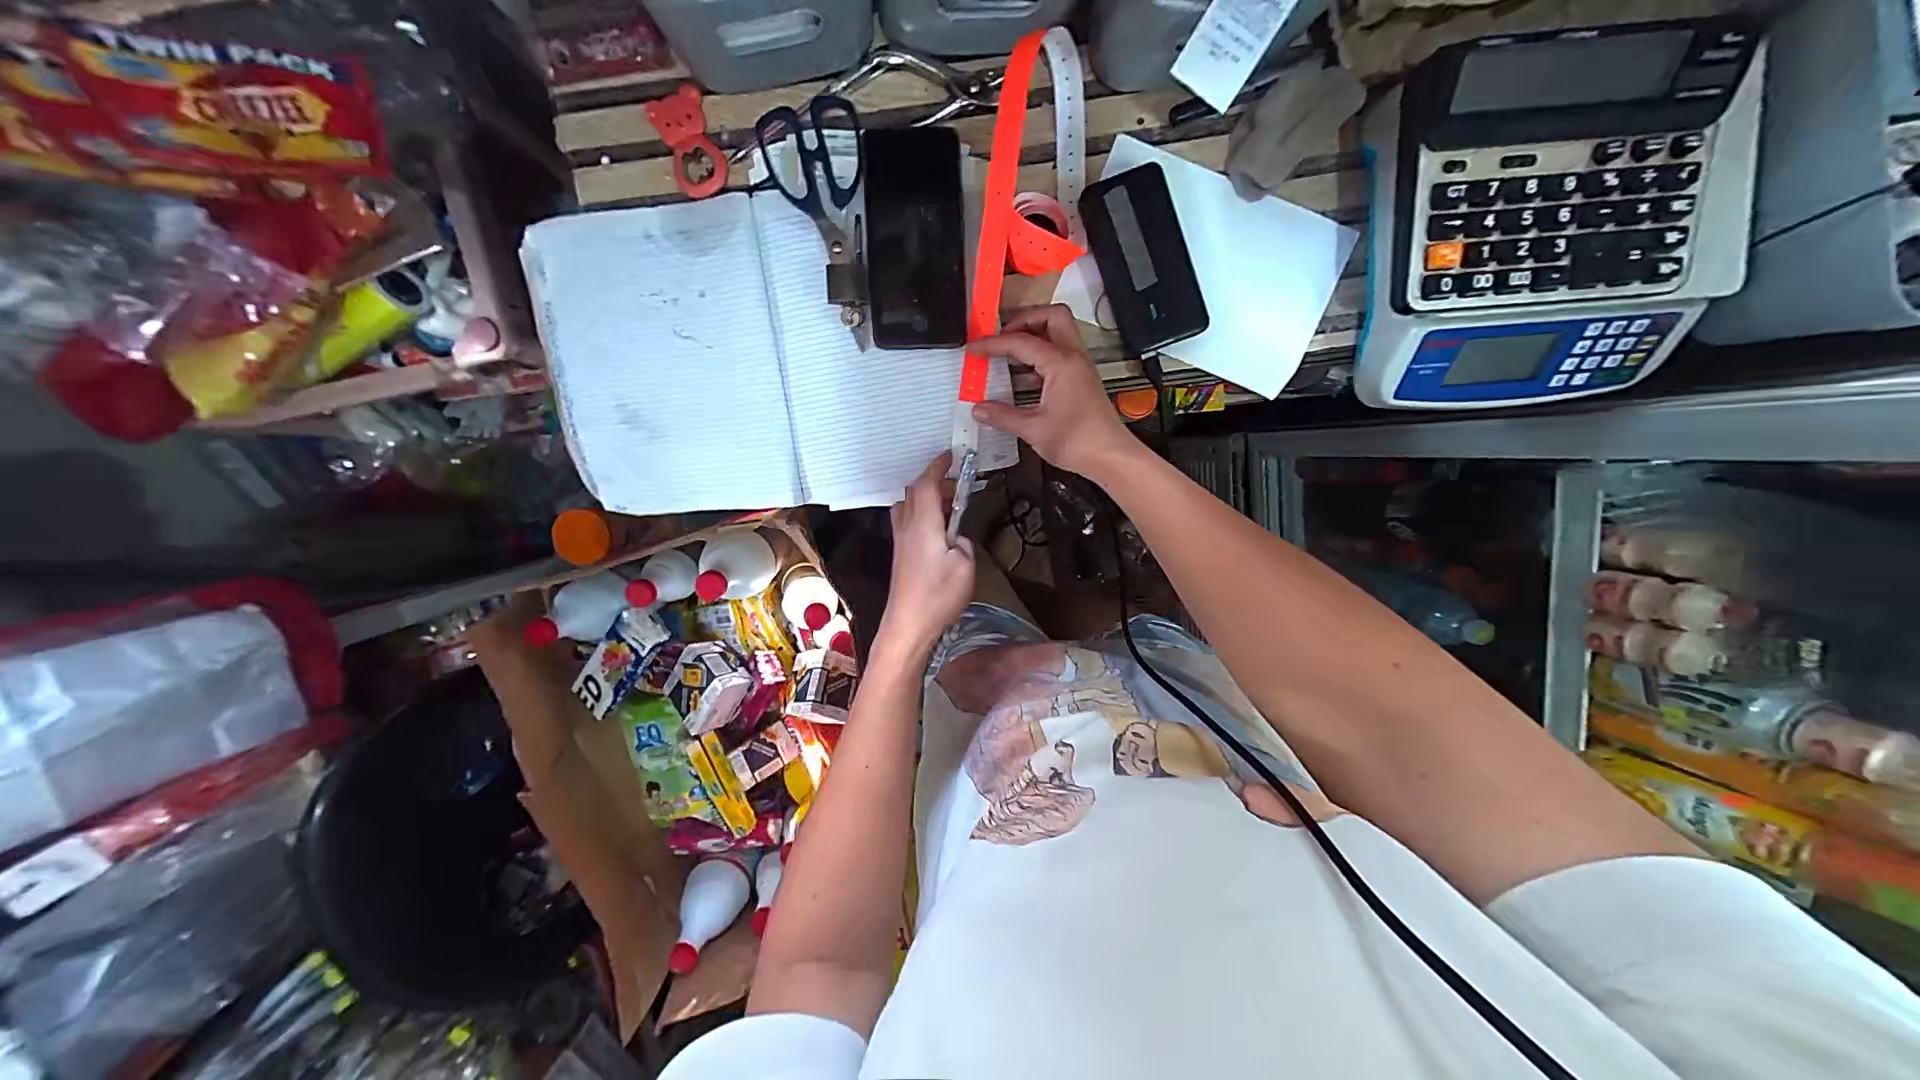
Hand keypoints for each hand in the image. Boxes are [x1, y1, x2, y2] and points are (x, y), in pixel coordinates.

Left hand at [878, 452, 974, 655]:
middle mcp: (906, 527)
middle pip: (915, 492)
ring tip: (950, 508)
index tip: (951, 456)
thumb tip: (958, 538)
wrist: (908, 625)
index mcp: (923, 523)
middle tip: (958, 487)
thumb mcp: (965, 566)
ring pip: (908, 506)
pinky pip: (909, 522)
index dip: (938, 466)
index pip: (926, 483)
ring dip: (927, 499)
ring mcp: (900, 541)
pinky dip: (923, 514)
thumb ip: (965, 543)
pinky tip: (939, 530)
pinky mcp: (900, 555)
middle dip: (935, 482)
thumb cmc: (937, 596)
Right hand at [970, 305, 1137, 481]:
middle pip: (1051, 316)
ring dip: (1034, 334)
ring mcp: (1080, 366)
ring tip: (1009, 352)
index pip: (1021, 341)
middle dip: (1023, 319)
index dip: (993, 344)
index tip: (974, 349)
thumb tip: (978, 409)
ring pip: (1059, 331)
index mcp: (1061, 363)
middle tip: (1001, 337)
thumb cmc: (1077, 442)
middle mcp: (1073, 357)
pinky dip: (1041, 354)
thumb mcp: (1033, 430)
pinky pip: (1061, 352)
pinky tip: (1024, 375)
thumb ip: (1003, 416)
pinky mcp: (1082, 378)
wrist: (1111, 456)